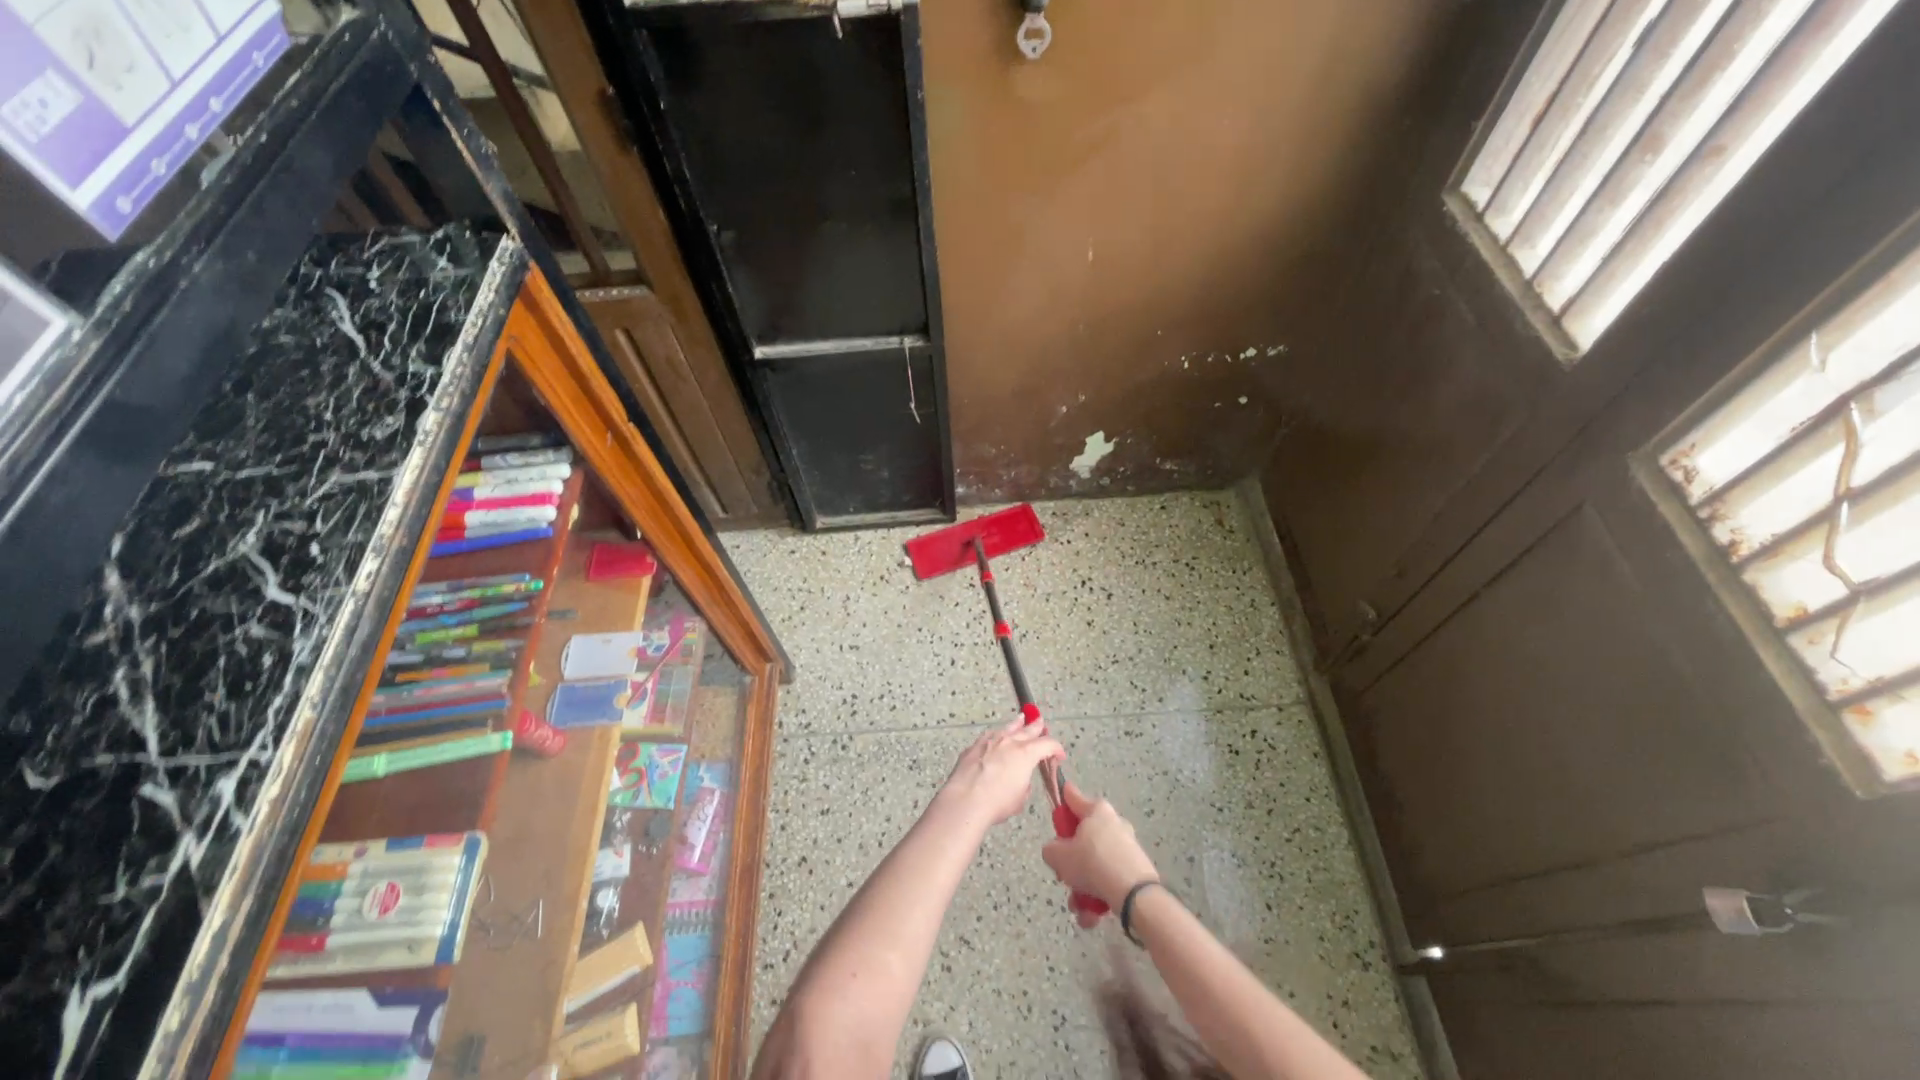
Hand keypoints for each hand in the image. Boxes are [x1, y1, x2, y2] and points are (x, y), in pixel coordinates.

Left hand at [936, 716, 1064, 829]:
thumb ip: (1024, 783)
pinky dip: (996, 736)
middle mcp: (1009, 742)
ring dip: (1016, 724)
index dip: (1056, 749)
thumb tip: (1020, 778)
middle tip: (1041, 722)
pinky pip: (989, 737)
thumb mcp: (1020, 797)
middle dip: (1037, 727)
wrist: (965, 801)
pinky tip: (994, 737)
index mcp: (1026, 753)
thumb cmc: (997, 802)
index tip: (1059, 755)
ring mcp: (989, 742)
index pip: (1048, 744)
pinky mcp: (973, 748)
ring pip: (1007, 728)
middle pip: (1028, 730)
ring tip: (1021, 718)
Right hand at [1042, 782, 1158, 919]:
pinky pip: (1110, 880)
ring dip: (1084, 887)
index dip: (1065, 797)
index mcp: (1096, 811)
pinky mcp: (1136, 869)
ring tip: (1078, 907)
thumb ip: (1051, 850)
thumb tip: (1056, 851)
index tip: (1062, 791)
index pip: (1074, 797)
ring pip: (1096, 865)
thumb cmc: (1092, 863)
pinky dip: (1099, 897)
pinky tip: (1091, 916)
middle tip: (1064, 876)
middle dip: (1072, 862)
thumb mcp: (1059, 856)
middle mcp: (1114, 824)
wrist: (1133, 893)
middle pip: (1085, 838)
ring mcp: (1127, 847)